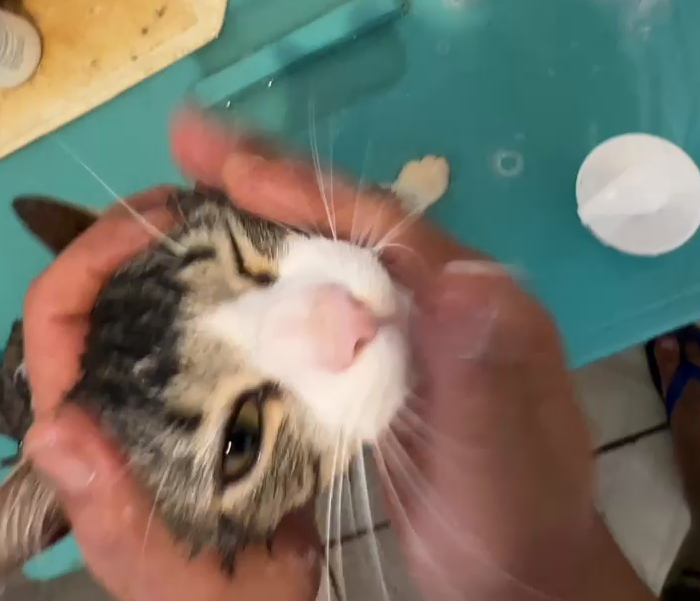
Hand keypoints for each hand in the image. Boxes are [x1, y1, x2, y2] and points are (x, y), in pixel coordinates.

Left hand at [19, 188, 320, 600]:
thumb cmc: (211, 596)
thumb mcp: (156, 573)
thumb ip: (107, 514)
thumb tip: (52, 425)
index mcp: (88, 418)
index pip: (55, 316)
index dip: (88, 257)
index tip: (152, 222)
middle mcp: (117, 383)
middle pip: (103, 284)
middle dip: (143, 229)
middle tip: (205, 201)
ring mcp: (164, 373)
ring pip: (156, 286)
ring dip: (189, 242)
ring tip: (240, 215)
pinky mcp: (210, 372)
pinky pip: (211, 305)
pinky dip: (232, 271)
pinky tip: (272, 259)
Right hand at [170, 110, 651, 600]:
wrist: (515, 568)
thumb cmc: (514, 510)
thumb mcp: (506, 452)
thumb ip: (486, 370)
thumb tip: (465, 277)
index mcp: (465, 289)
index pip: (375, 219)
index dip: (301, 185)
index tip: (227, 163)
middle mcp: (425, 286)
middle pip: (336, 216)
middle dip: (262, 175)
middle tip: (186, 141)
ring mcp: (393, 316)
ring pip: (314, 248)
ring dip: (249, 212)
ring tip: (184, 183)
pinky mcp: (365, 349)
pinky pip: (303, 295)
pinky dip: (253, 271)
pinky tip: (208, 266)